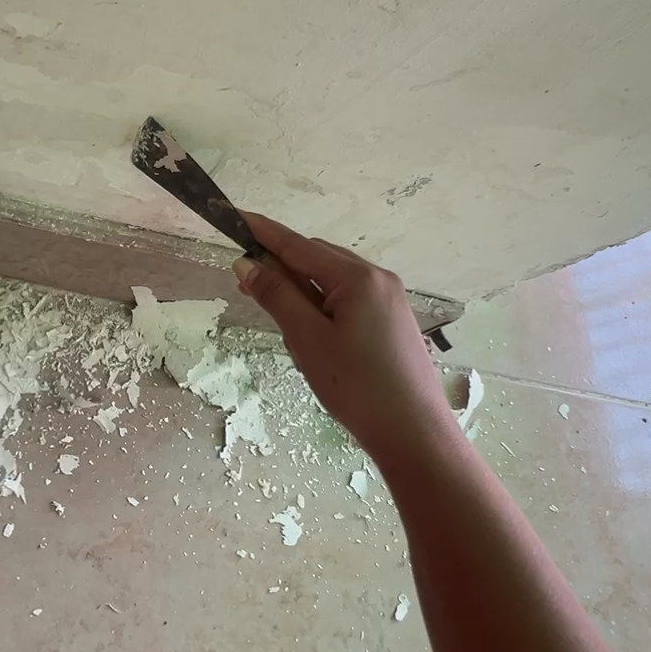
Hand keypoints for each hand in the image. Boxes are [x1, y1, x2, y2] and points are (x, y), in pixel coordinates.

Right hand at [234, 212, 456, 462]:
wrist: (414, 433)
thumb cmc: (356, 386)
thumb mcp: (307, 340)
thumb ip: (277, 296)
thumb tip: (247, 263)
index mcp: (357, 277)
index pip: (298, 246)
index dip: (264, 233)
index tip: (236, 217)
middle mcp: (378, 278)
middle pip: (318, 258)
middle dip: (282, 266)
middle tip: (248, 286)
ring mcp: (390, 298)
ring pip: (333, 279)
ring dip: (303, 288)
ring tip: (282, 320)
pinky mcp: (394, 320)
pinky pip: (349, 297)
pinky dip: (323, 303)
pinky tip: (314, 333)